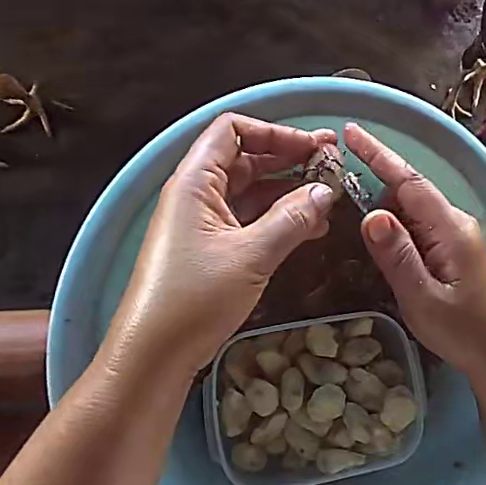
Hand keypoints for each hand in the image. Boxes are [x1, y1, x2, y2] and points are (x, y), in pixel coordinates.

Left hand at [104, 113, 338, 375]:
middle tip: (331, 164)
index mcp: (195, 181)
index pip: (232, 130)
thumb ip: (291, 218)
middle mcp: (196, 194)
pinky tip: (310, 227)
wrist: (153, 354)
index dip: (274, 132)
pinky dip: (278, 218)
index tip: (313, 147)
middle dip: (288, 158)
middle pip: (245, 158)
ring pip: (251, 191)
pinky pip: (249, 220)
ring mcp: (203, 222)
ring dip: (288, 190)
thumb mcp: (250, 255)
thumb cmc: (193, 298)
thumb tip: (326, 191)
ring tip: (328, 197)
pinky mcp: (211, 249)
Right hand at [344, 123, 485, 371]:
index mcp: (451, 229)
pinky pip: (413, 221)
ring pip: (407, 205)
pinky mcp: (447, 242)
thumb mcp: (422, 299)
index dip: (379, 155)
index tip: (352, 133)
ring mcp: (452, 230)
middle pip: (406, 188)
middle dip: (372, 179)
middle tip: (334, 185)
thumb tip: (371, 215)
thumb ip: (397, 257)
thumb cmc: (459, 330)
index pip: (410, 182)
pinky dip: (390, 222)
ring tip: (349, 215)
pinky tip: (373, 237)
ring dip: (379, 205)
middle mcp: (453, 221)